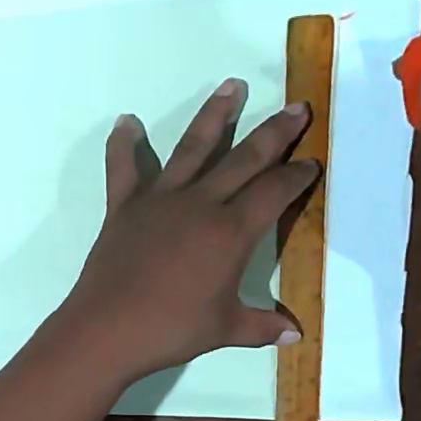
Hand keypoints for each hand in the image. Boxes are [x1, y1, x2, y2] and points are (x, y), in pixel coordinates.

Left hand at [53, 78, 317, 379]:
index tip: (313, 162)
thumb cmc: (172, 329)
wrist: (108, 329)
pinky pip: (124, 167)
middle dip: (275, 132)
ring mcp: (160, 199)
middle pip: (244, 158)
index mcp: (231, 232)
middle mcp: (200, 204)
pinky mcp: (124, 206)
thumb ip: (263, 326)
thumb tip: (297, 334)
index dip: (297, 176)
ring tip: (231, 85)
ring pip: (193, 148)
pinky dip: (124, 144)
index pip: (274, 192)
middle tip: (296, 107)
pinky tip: (127, 121)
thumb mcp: (226, 330)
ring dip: (215, 115)